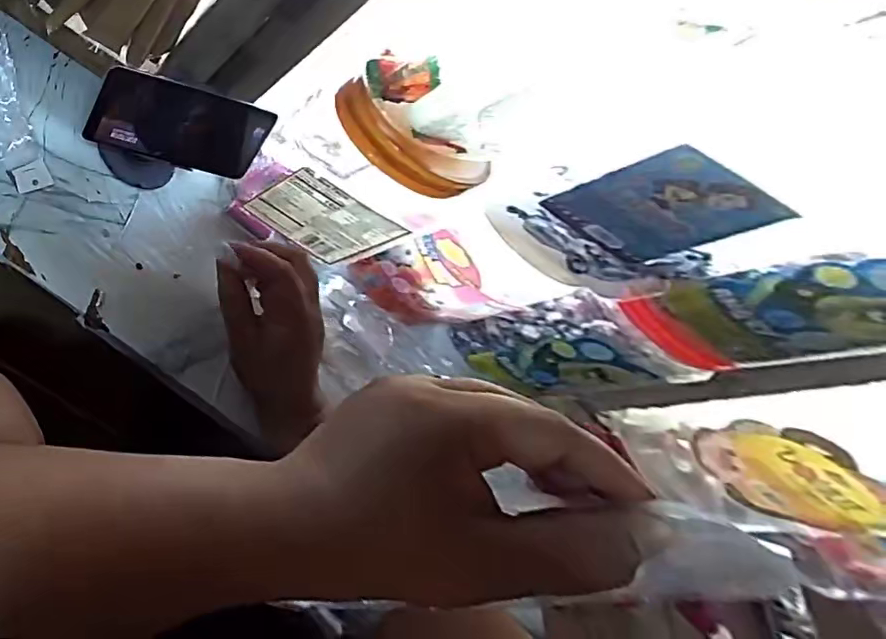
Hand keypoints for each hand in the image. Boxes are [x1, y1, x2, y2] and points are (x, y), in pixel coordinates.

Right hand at [218, 239, 323, 453]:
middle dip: (265, 249)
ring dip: (273, 257)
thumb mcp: (239, 334)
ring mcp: (314, 307)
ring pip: (301, 266)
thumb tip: (224, 262)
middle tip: (236, 254)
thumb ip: (232, 295)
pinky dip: (278, 268)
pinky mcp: (310, 312)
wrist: (291, 402)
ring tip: (245, 264)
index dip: (253, 253)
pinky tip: (258, 279)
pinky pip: (299, 278)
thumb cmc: (261, 372)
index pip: (279, 268)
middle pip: (296, 260)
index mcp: (293, 311)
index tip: (227, 250)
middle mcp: (309, 304)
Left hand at [272, 376, 652, 606]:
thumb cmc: (388, 544)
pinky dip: (484, 442)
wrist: (292, 524)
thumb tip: (639, 535)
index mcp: (448, 411)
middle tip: (612, 519)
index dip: (611, 475)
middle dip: (572, 461)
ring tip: (563, 504)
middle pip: (517, 412)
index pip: (552, 430)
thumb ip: (577, 549)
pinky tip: (498, 482)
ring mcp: (391, 390)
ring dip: (528, 449)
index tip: (652, 523)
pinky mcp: (375, 405)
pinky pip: (446, 413)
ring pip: (481, 409)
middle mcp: (418, 385)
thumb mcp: (494, 560)